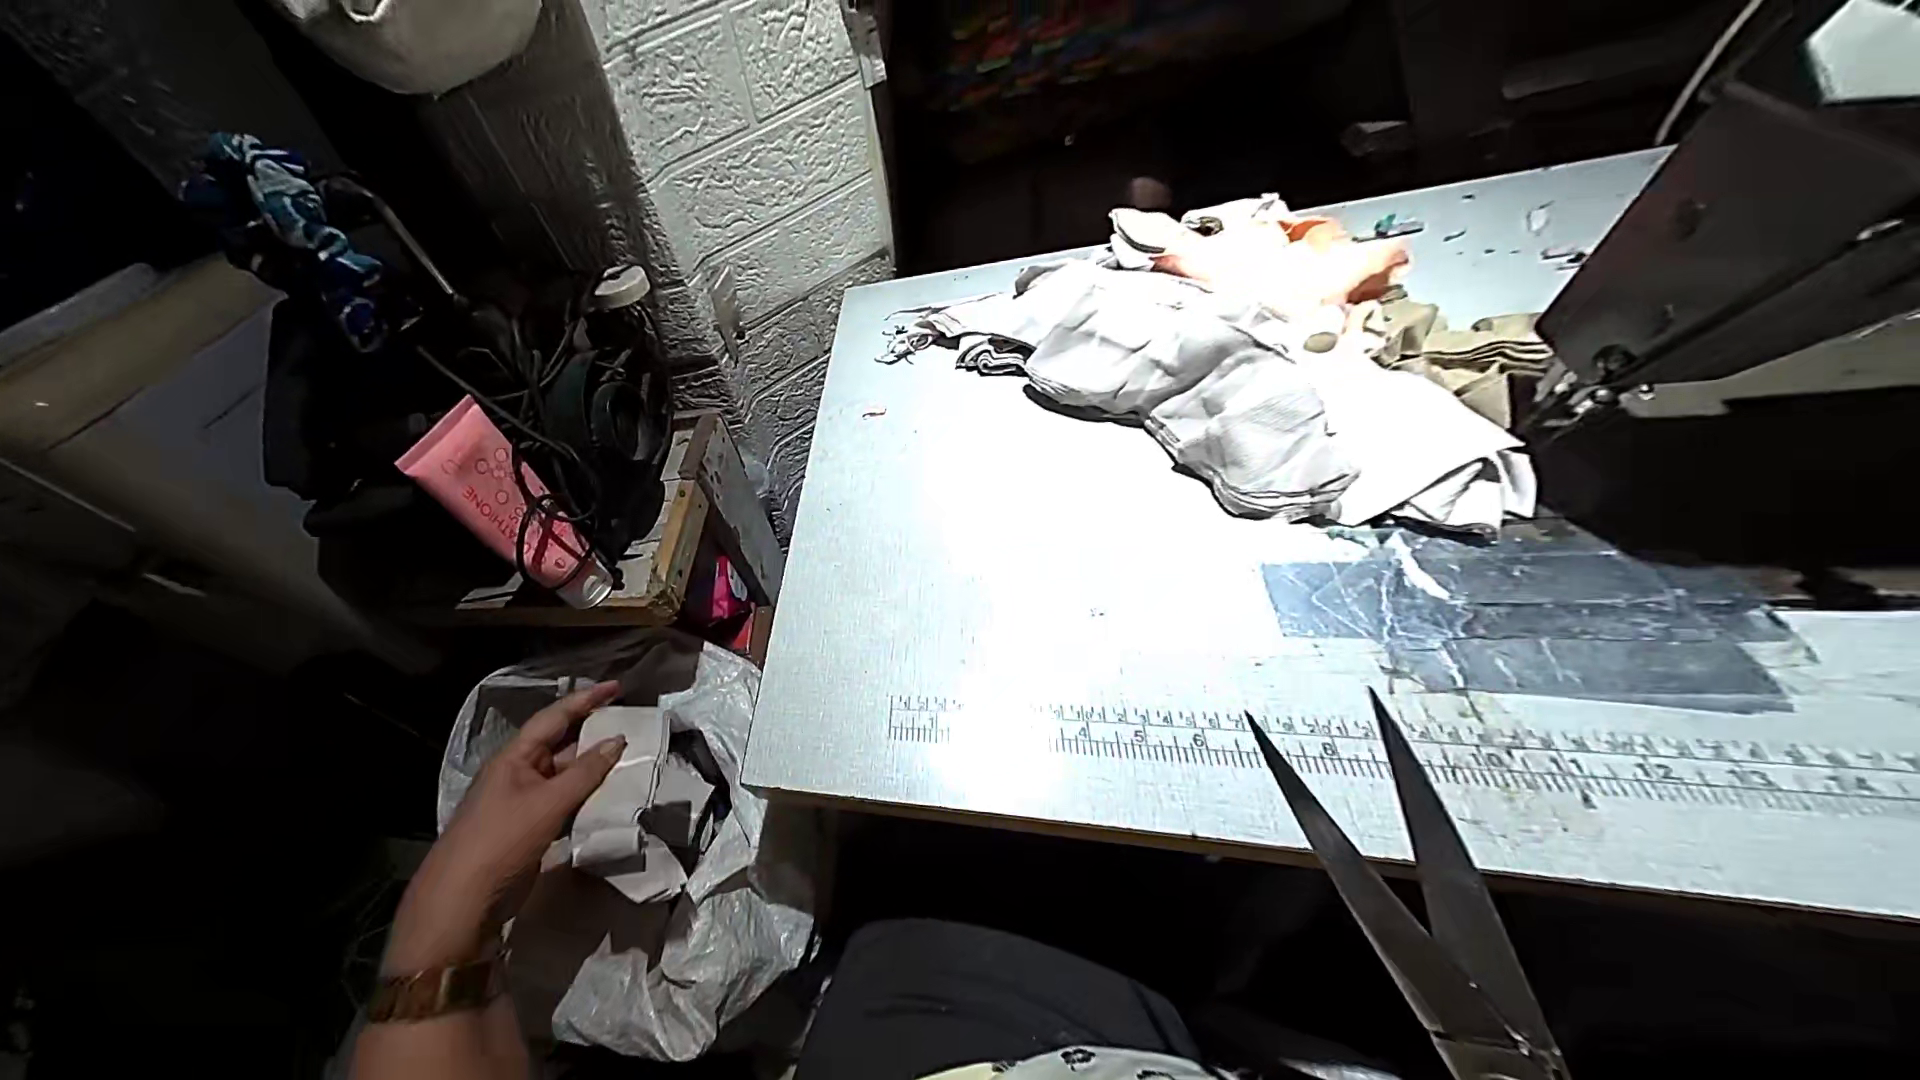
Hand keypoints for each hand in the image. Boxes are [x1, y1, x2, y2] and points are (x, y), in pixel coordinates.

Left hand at [383, 681, 625, 972]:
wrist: (461, 905)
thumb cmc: (501, 842)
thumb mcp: (548, 803)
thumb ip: (587, 771)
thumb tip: (618, 740)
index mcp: (514, 758)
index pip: (554, 717)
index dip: (586, 699)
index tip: (618, 686)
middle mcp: (518, 773)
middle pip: (561, 741)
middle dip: (593, 728)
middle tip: (629, 716)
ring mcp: (524, 800)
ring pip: (566, 770)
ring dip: (595, 762)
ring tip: (630, 751)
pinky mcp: (532, 825)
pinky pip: (566, 796)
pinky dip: (589, 790)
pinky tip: (612, 790)